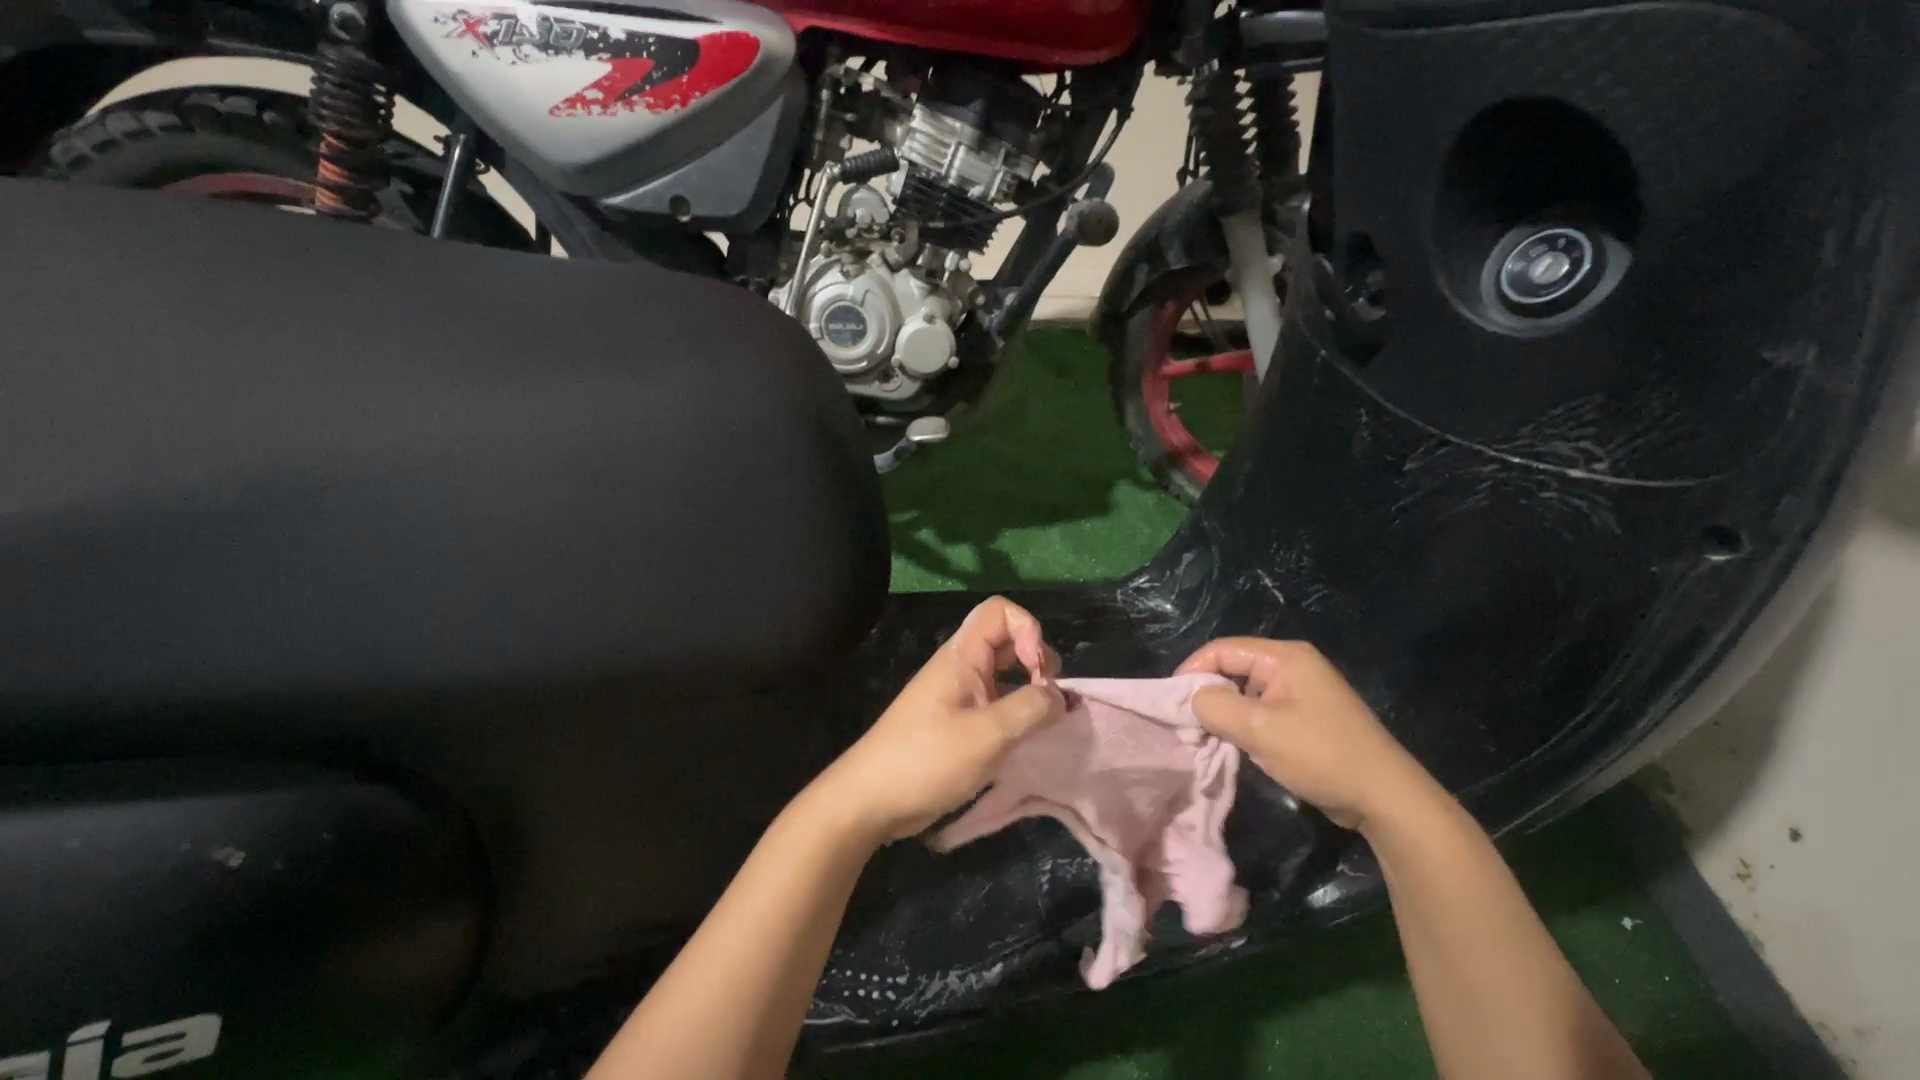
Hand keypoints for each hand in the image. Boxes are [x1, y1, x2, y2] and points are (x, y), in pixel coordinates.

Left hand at [816, 597, 1064, 842]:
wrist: (871, 800)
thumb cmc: (927, 760)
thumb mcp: (987, 735)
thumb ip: (1030, 709)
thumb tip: (1061, 697)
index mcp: (961, 656)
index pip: (1001, 611)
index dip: (1029, 630)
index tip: (1038, 671)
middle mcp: (961, 668)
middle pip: (1007, 641)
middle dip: (1037, 661)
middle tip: (1047, 699)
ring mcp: (959, 696)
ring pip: (1005, 675)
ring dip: (1030, 692)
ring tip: (1043, 722)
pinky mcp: (959, 724)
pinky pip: (997, 705)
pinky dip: (1017, 715)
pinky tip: (1026, 741)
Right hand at [1178, 638, 1432, 831]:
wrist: (1384, 797)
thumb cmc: (1321, 755)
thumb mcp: (1260, 729)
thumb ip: (1215, 707)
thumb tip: (1191, 699)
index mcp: (1285, 657)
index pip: (1222, 649)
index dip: (1192, 671)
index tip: (1172, 703)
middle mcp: (1293, 666)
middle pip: (1232, 668)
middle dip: (1207, 694)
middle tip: (1186, 724)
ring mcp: (1301, 693)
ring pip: (1245, 693)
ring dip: (1225, 714)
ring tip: (1207, 738)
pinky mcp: (1305, 718)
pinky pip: (1261, 712)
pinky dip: (1243, 726)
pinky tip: (1235, 747)